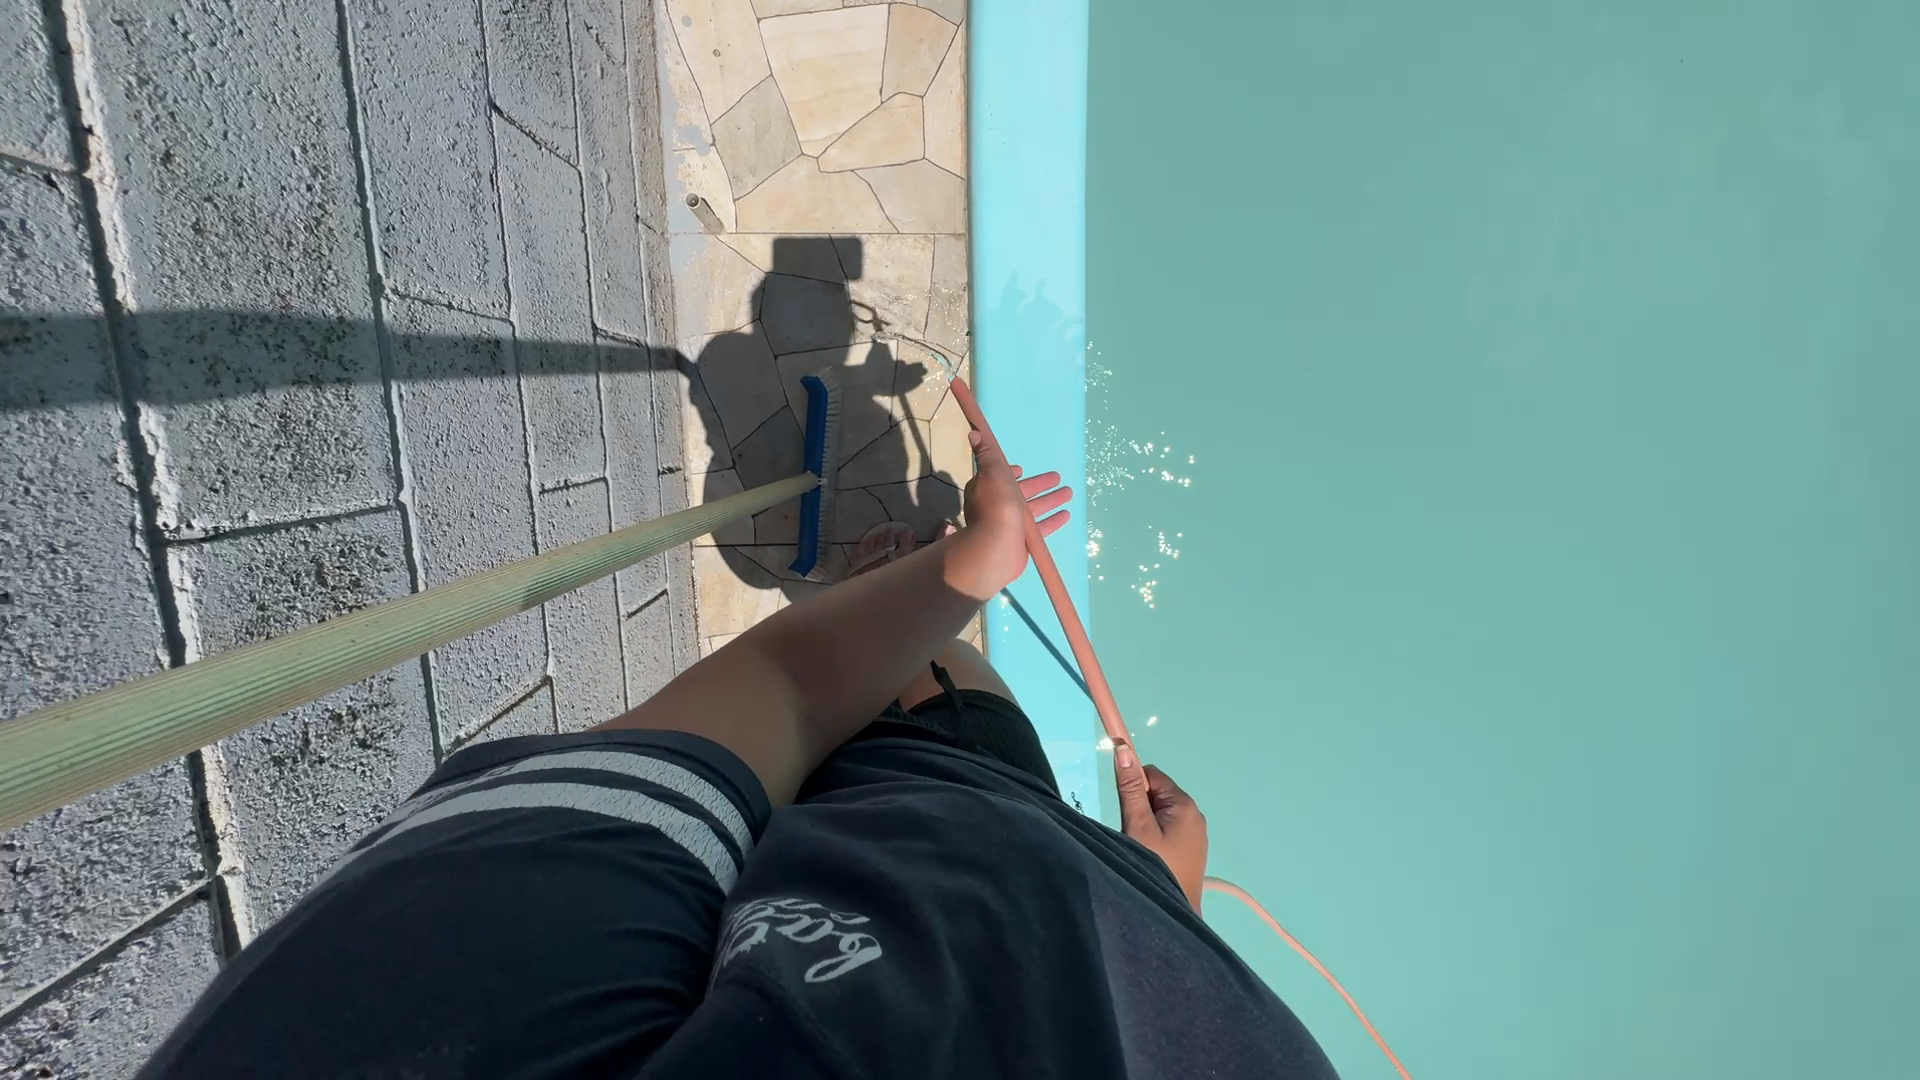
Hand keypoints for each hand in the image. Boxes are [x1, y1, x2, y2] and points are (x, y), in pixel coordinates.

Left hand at [948, 430, 1070, 599]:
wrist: (998, 545)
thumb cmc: (997, 504)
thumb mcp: (992, 471)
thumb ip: (987, 453)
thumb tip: (974, 432)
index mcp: (987, 490)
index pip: (997, 478)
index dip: (1009, 473)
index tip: (1021, 469)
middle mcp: (996, 507)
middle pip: (1020, 493)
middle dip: (1039, 485)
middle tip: (1058, 478)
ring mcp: (1008, 525)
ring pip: (1033, 509)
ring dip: (1050, 500)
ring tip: (1069, 493)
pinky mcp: (1021, 541)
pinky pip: (1040, 529)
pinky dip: (1052, 521)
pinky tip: (1066, 515)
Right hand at [1114, 744, 1207, 910]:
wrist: (1172, 916)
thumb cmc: (1154, 864)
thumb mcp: (1137, 823)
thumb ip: (1130, 787)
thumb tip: (1124, 749)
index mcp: (1185, 804)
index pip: (1152, 774)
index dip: (1133, 785)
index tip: (1124, 807)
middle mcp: (1196, 814)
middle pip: (1158, 793)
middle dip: (1140, 805)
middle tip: (1131, 830)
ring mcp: (1197, 834)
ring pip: (1162, 813)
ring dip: (1147, 822)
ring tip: (1139, 845)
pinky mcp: (1193, 850)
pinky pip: (1170, 829)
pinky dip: (1156, 835)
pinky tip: (1150, 855)